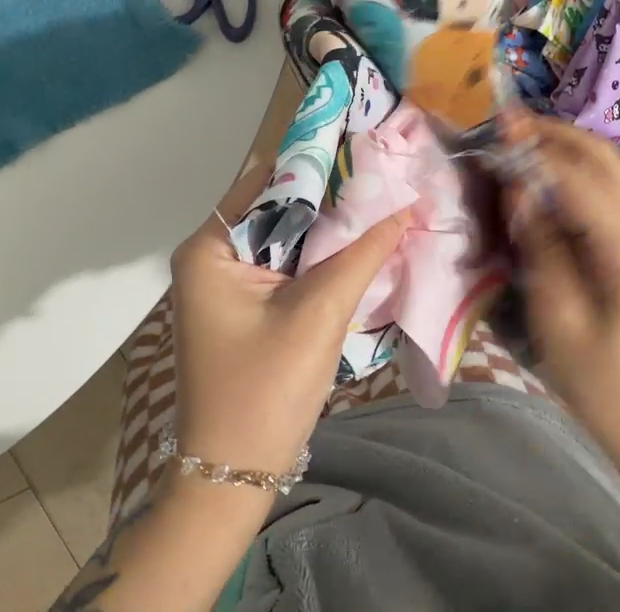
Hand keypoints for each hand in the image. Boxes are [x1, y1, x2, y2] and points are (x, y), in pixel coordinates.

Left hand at [169, 165, 409, 476]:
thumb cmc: (265, 388)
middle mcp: (212, 257)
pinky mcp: (248, 308)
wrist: (234, 475)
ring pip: (289, 238)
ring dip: (332, 227)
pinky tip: (365, 246)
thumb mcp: (319, 313)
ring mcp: (229, 285)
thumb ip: (364, 254)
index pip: (269, 182)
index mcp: (210, 248)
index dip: (320, 162)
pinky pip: (289, 266)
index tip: (370, 145)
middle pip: (279, 208)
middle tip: (390, 173)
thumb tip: (409, 206)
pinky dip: (324, 257)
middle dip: (333, 195)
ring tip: (387, 200)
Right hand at [506, 117, 619, 465]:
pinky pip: (617, 196)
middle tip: (511, 125)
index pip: (577, 177)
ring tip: (525, 145)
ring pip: (614, 172)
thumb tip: (518, 189)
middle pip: (605, 160)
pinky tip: (551, 184)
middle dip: (557, 136)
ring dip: (572, 152)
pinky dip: (584, 178)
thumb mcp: (559, 320)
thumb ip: (540, 246)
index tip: (498, 126)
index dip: (535, 148)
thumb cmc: (606, 386)